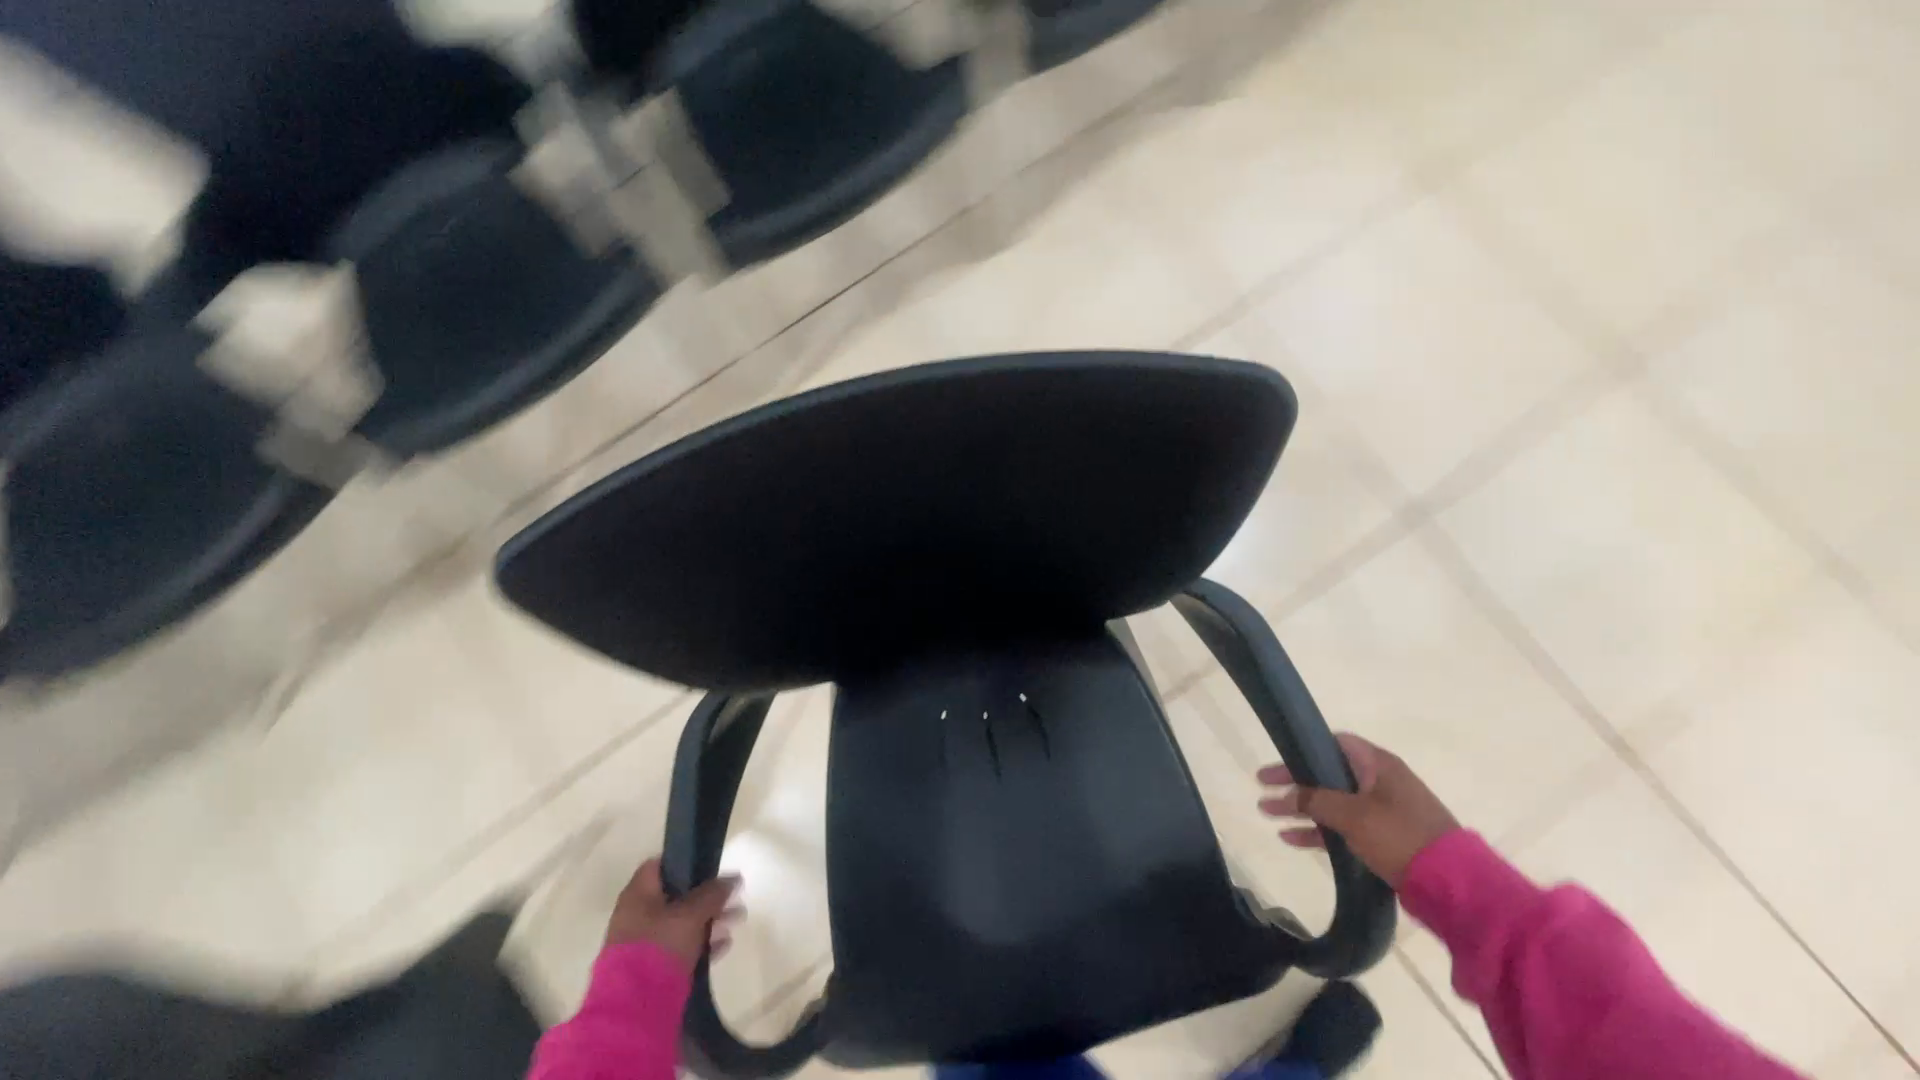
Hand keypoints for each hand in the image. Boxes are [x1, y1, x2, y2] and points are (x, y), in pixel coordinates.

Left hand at [604, 858, 742, 969]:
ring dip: (710, 920)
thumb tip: (733, 877)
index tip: (711, 867)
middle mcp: (636, 916)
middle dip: (708, 896)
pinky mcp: (652, 970)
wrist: (633, 1010)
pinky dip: (702, 944)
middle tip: (734, 897)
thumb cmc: (659, 947)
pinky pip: (681, 949)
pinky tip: (725, 945)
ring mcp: (643, 945)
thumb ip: (712, 894)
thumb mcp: (690, 915)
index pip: (659, 866)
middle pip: (676, 897)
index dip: (685, 861)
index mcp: (637, 896)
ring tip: (737, 920)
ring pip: (681, 924)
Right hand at [1256, 733, 1458, 886]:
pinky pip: (1342, 827)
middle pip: (1328, 775)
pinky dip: (1317, 830)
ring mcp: (1382, 812)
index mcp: (1378, 765)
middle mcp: (1380, 783)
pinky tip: (1291, 839)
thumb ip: (1316, 800)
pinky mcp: (1383, 838)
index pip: (1334, 743)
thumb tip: (1288, 792)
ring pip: (1332, 803)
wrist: (1452, 884)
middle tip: (1262, 789)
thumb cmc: (1400, 836)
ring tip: (1268, 815)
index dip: (1303, 749)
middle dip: (1294, 783)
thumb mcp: (1354, 814)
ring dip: (1301, 808)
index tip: (1277, 761)